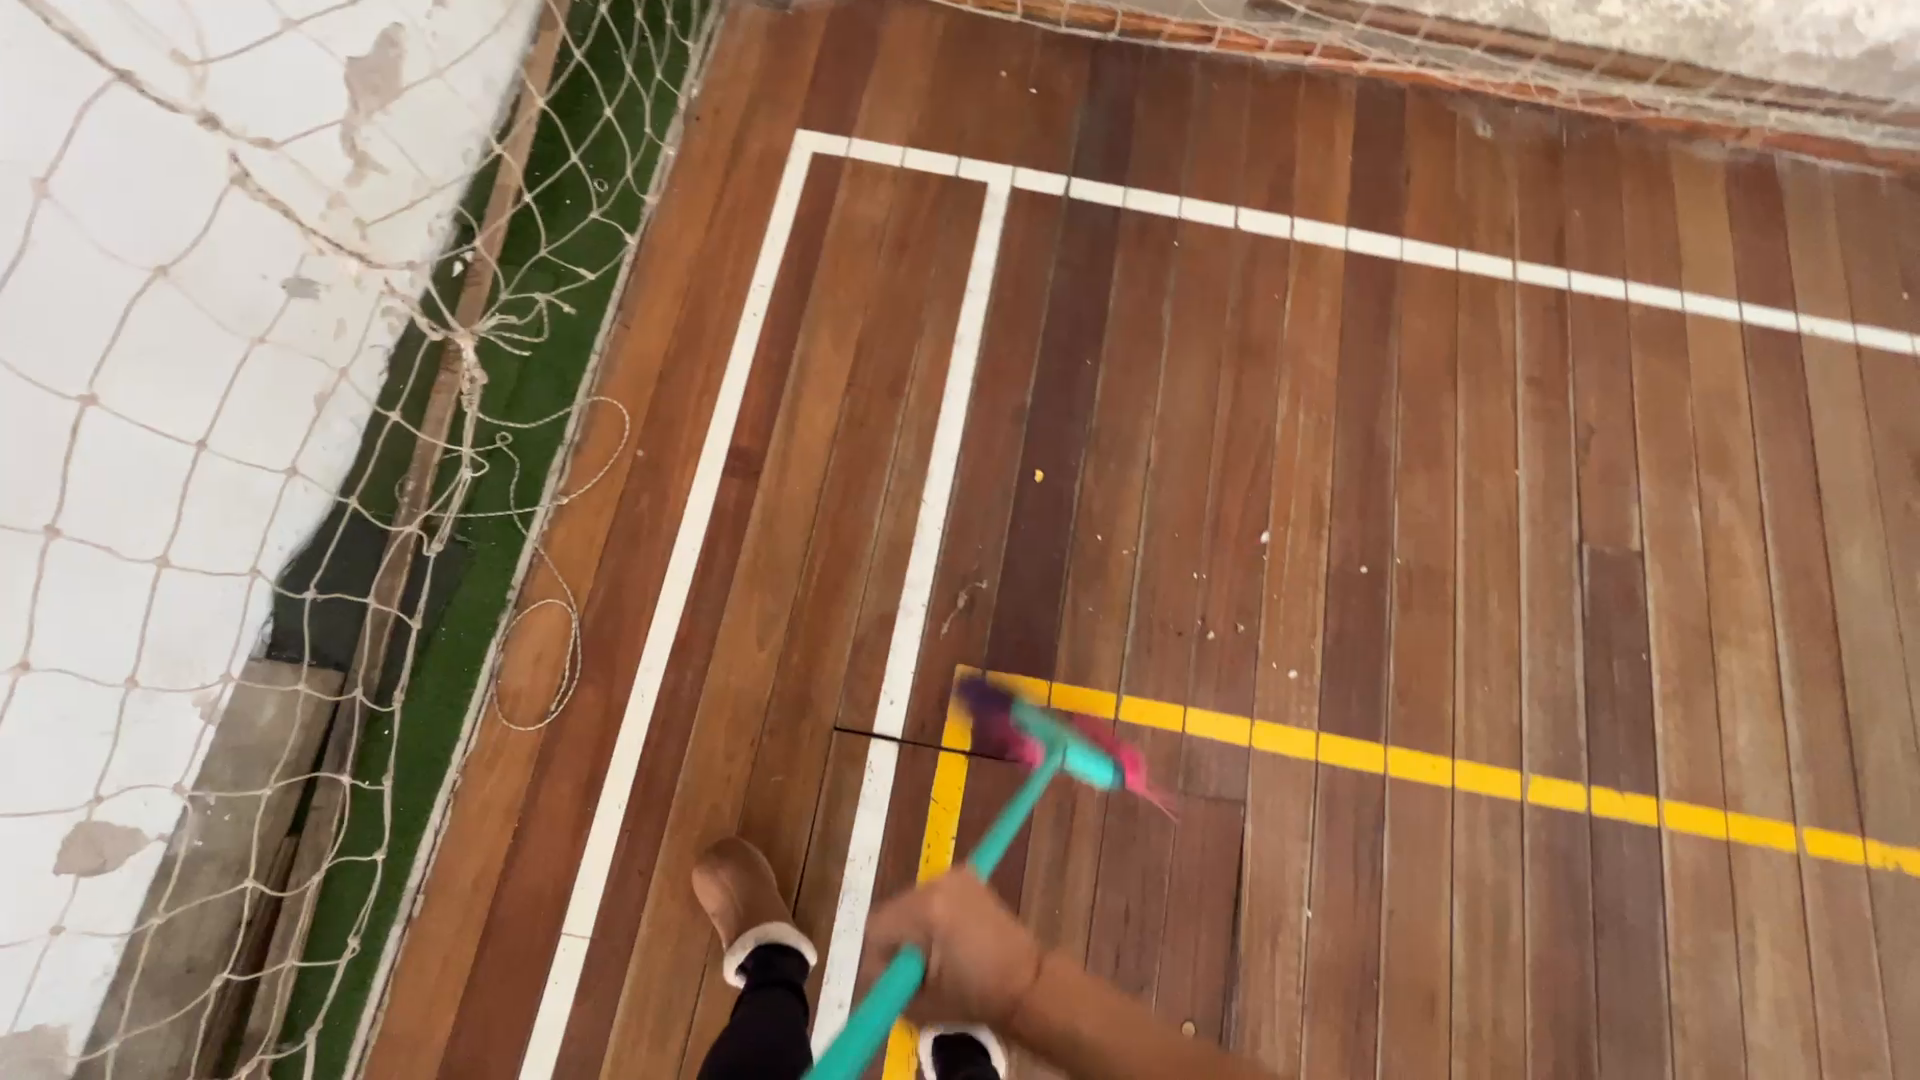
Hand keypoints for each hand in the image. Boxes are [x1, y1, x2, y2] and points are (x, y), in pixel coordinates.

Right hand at [858, 872, 1043, 1025]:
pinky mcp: (967, 876)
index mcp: (928, 910)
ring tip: (941, 955)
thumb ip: (888, 985)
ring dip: (916, 928)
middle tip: (919, 970)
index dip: (881, 957)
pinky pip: (932, 896)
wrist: (1027, 981)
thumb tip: (877, 972)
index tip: (899, 978)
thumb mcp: (922, 1002)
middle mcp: (938, 882)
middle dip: (899, 941)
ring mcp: (955, 875)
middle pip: (895, 911)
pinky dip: (932, 916)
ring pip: (912, 903)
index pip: (877, 927)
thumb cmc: (977, 996)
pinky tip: (952, 938)